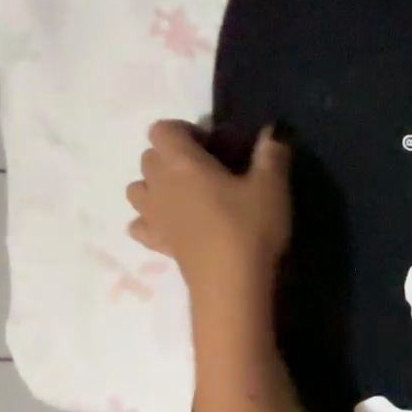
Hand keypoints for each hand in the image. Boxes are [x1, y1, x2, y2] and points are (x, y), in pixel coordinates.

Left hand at [127, 120, 290, 300]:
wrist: (232, 282)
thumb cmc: (250, 227)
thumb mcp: (272, 187)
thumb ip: (271, 155)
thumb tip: (272, 129)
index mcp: (182, 162)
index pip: (163, 129)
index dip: (185, 130)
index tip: (215, 145)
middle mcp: (158, 183)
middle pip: (150, 156)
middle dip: (174, 156)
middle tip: (210, 170)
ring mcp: (153, 215)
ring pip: (138, 187)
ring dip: (157, 185)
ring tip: (188, 196)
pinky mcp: (157, 242)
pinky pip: (141, 223)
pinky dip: (152, 219)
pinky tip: (175, 225)